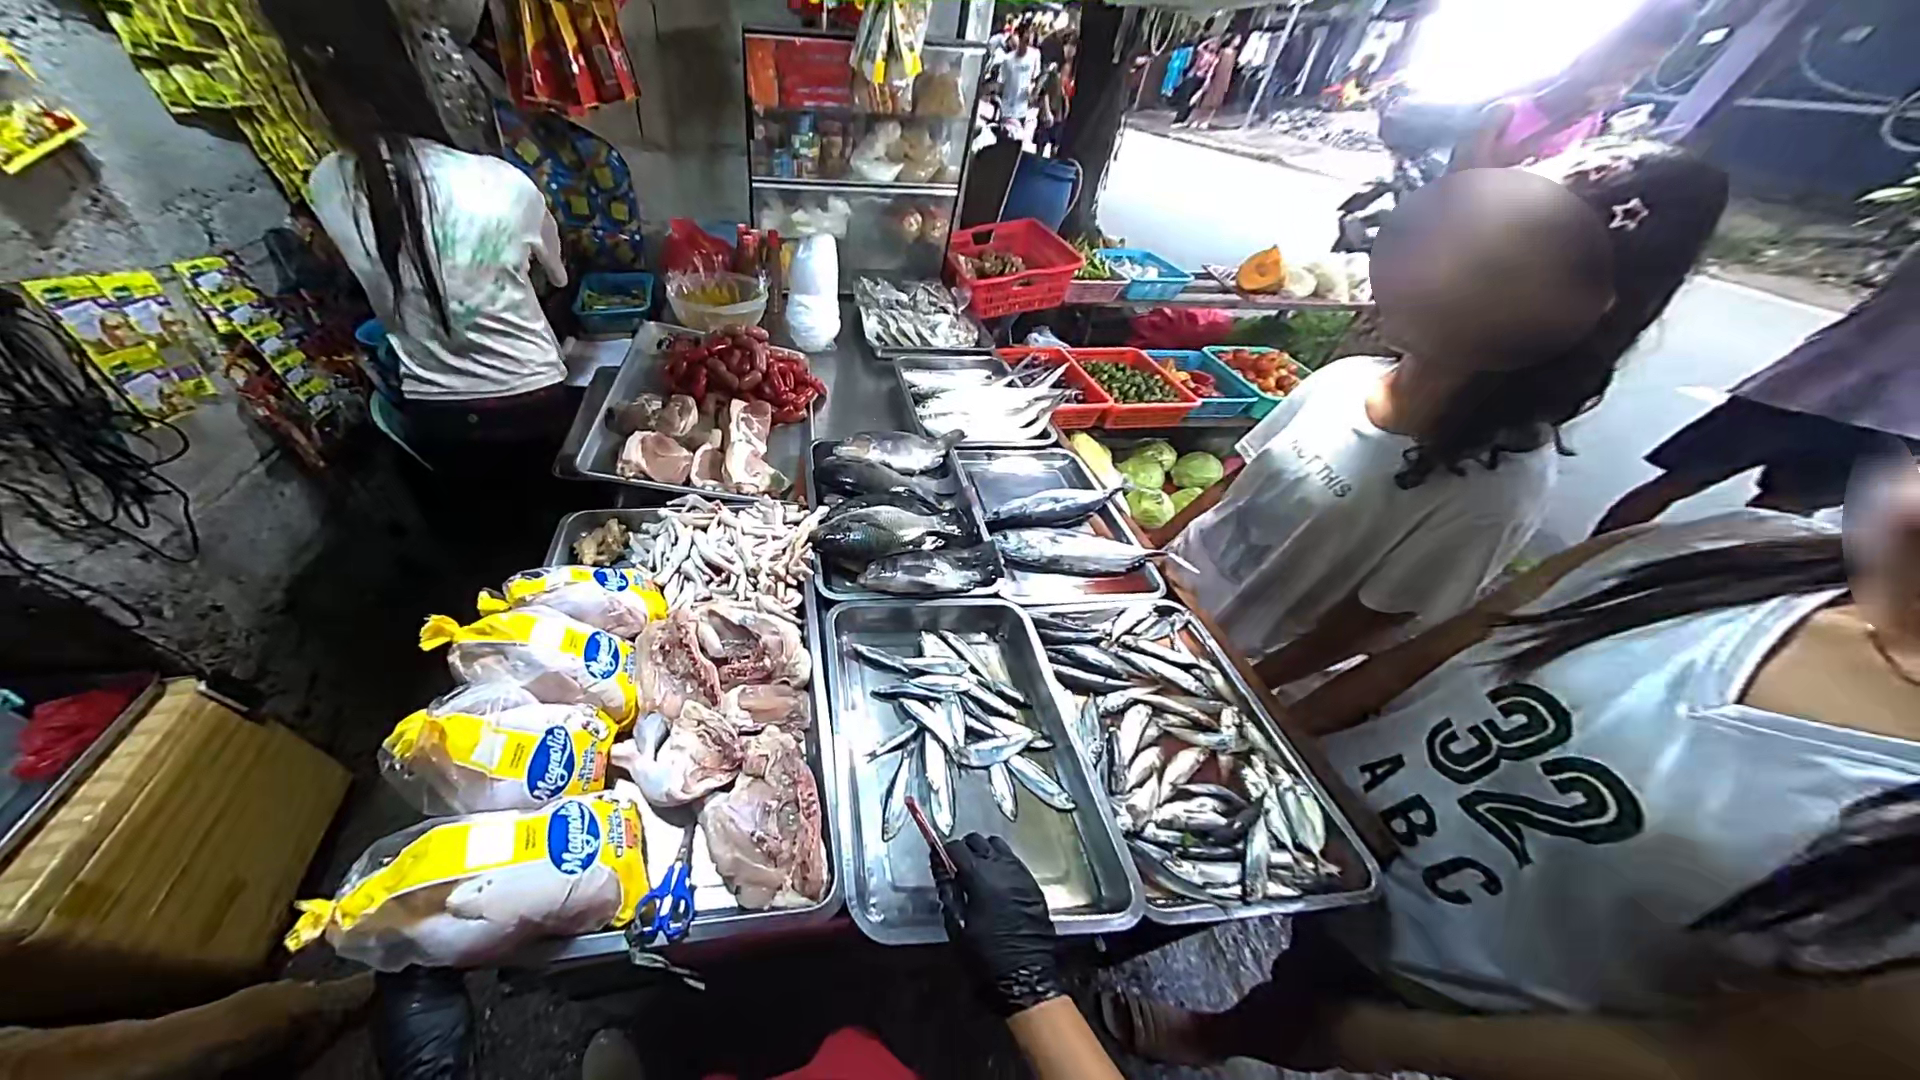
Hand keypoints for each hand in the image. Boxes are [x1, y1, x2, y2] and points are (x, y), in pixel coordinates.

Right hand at [932, 832, 1062, 1015]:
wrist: (1025, 979)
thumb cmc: (984, 956)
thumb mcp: (956, 924)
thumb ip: (946, 889)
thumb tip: (938, 862)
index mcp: (979, 876)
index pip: (957, 847)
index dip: (945, 852)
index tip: (940, 862)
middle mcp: (1001, 866)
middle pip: (978, 840)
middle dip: (965, 849)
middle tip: (957, 868)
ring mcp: (1020, 873)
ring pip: (998, 846)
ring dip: (985, 853)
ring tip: (978, 873)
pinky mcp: (1033, 883)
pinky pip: (1014, 860)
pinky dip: (1001, 863)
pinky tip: (997, 882)